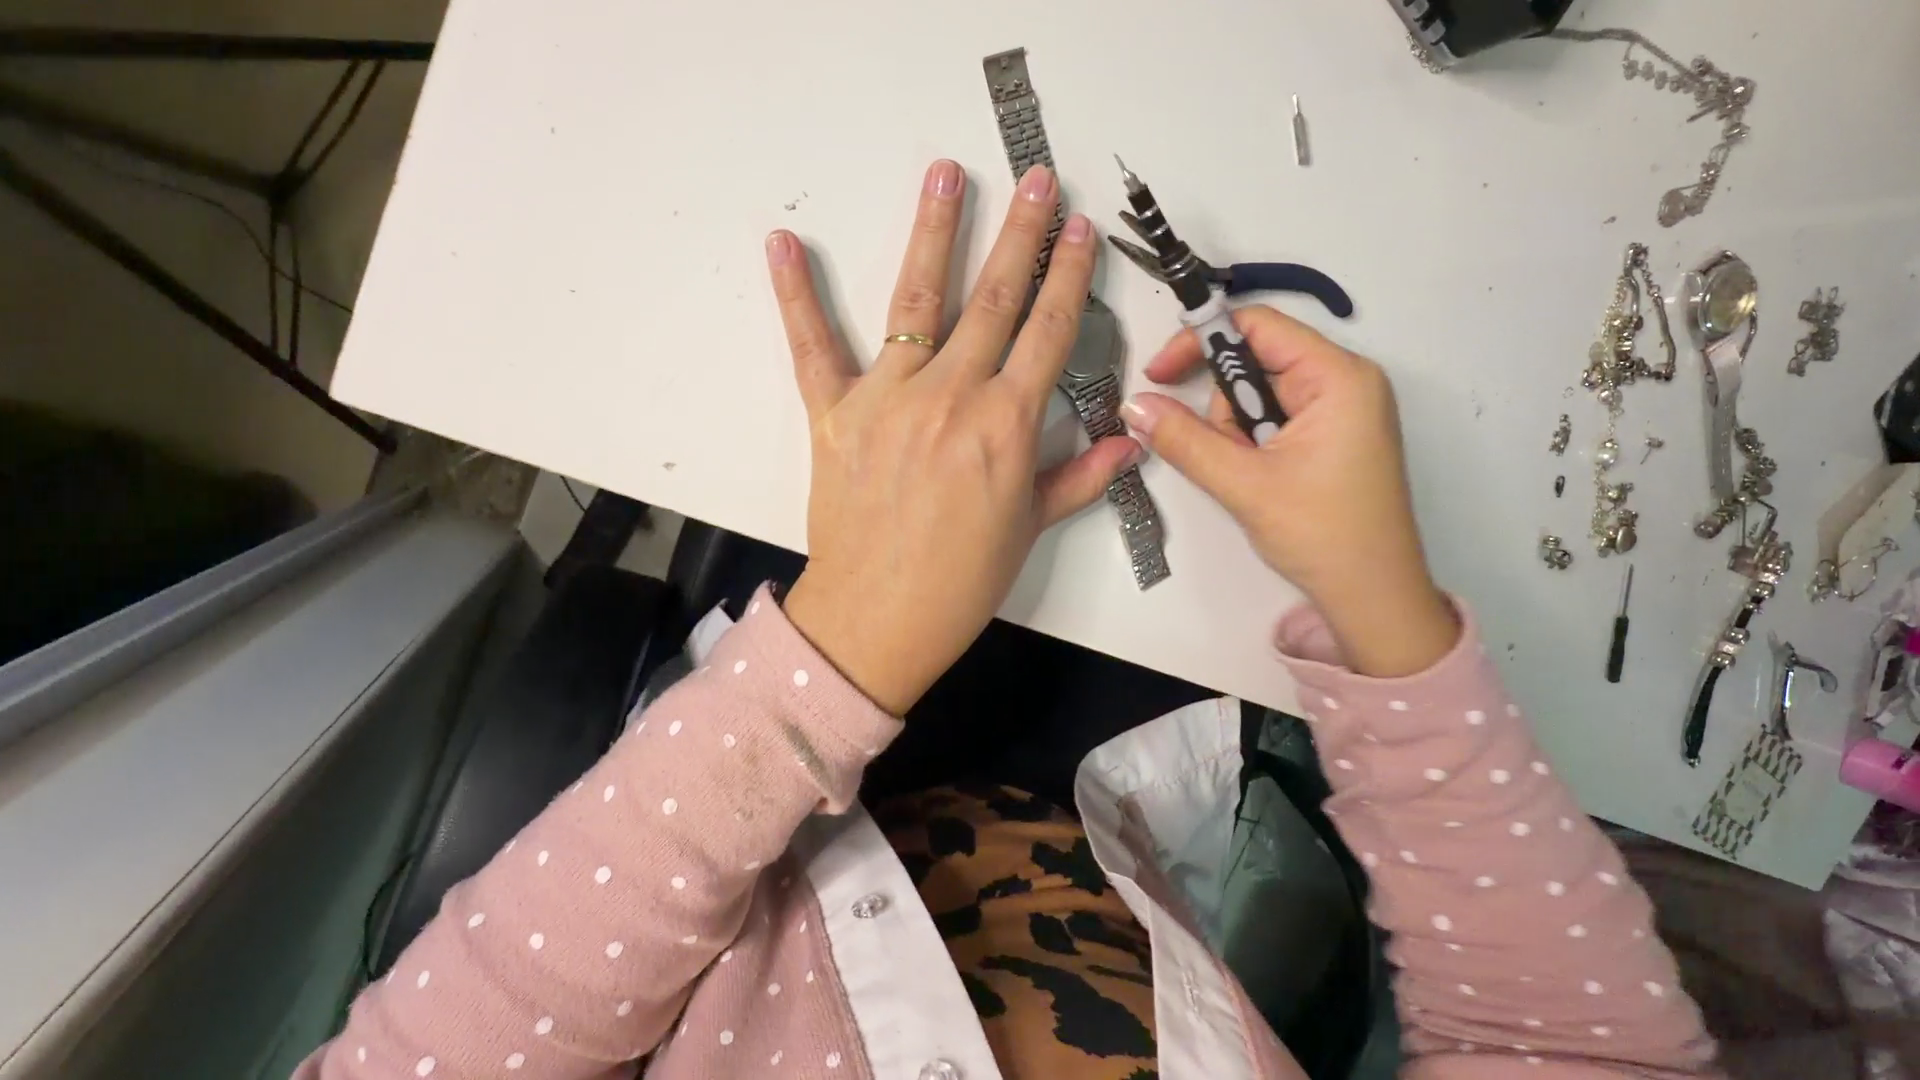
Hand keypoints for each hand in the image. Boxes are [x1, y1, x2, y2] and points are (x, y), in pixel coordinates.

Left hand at [766, 161, 1141, 714]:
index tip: (1080, 230)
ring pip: (917, 303)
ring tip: (946, 174)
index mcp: (1007, 426)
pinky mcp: (834, 414)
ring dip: (935, 234)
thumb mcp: (1029, 527)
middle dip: (1021, 234)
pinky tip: (782, 244)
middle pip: (994, 300)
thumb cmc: (961, 582)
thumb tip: (1130, 441)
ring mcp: (889, 400)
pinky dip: (796, 297)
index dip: (1070, 276)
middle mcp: (952, 397)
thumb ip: (1079, 475)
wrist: (879, 619)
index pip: (1048, 332)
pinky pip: (813, 348)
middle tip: (1036, 179)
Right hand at [1121, 306, 1458, 676]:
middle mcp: (1345, 381)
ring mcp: (1341, 409)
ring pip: (1259, 392)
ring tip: (1251, 475)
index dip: (1200, 342)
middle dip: (1224, 403)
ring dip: (1236, 430)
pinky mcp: (1332, 435)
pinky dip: (1252, 442)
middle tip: (1225, 452)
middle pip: (1256, 358)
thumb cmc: (1324, 535)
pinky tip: (1260, 476)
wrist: (1372, 596)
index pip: (1257, 325)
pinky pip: (1274, 416)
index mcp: (1338, 377)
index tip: (1158, 375)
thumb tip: (1134, 406)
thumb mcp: (1244, 484)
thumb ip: (1184, 440)